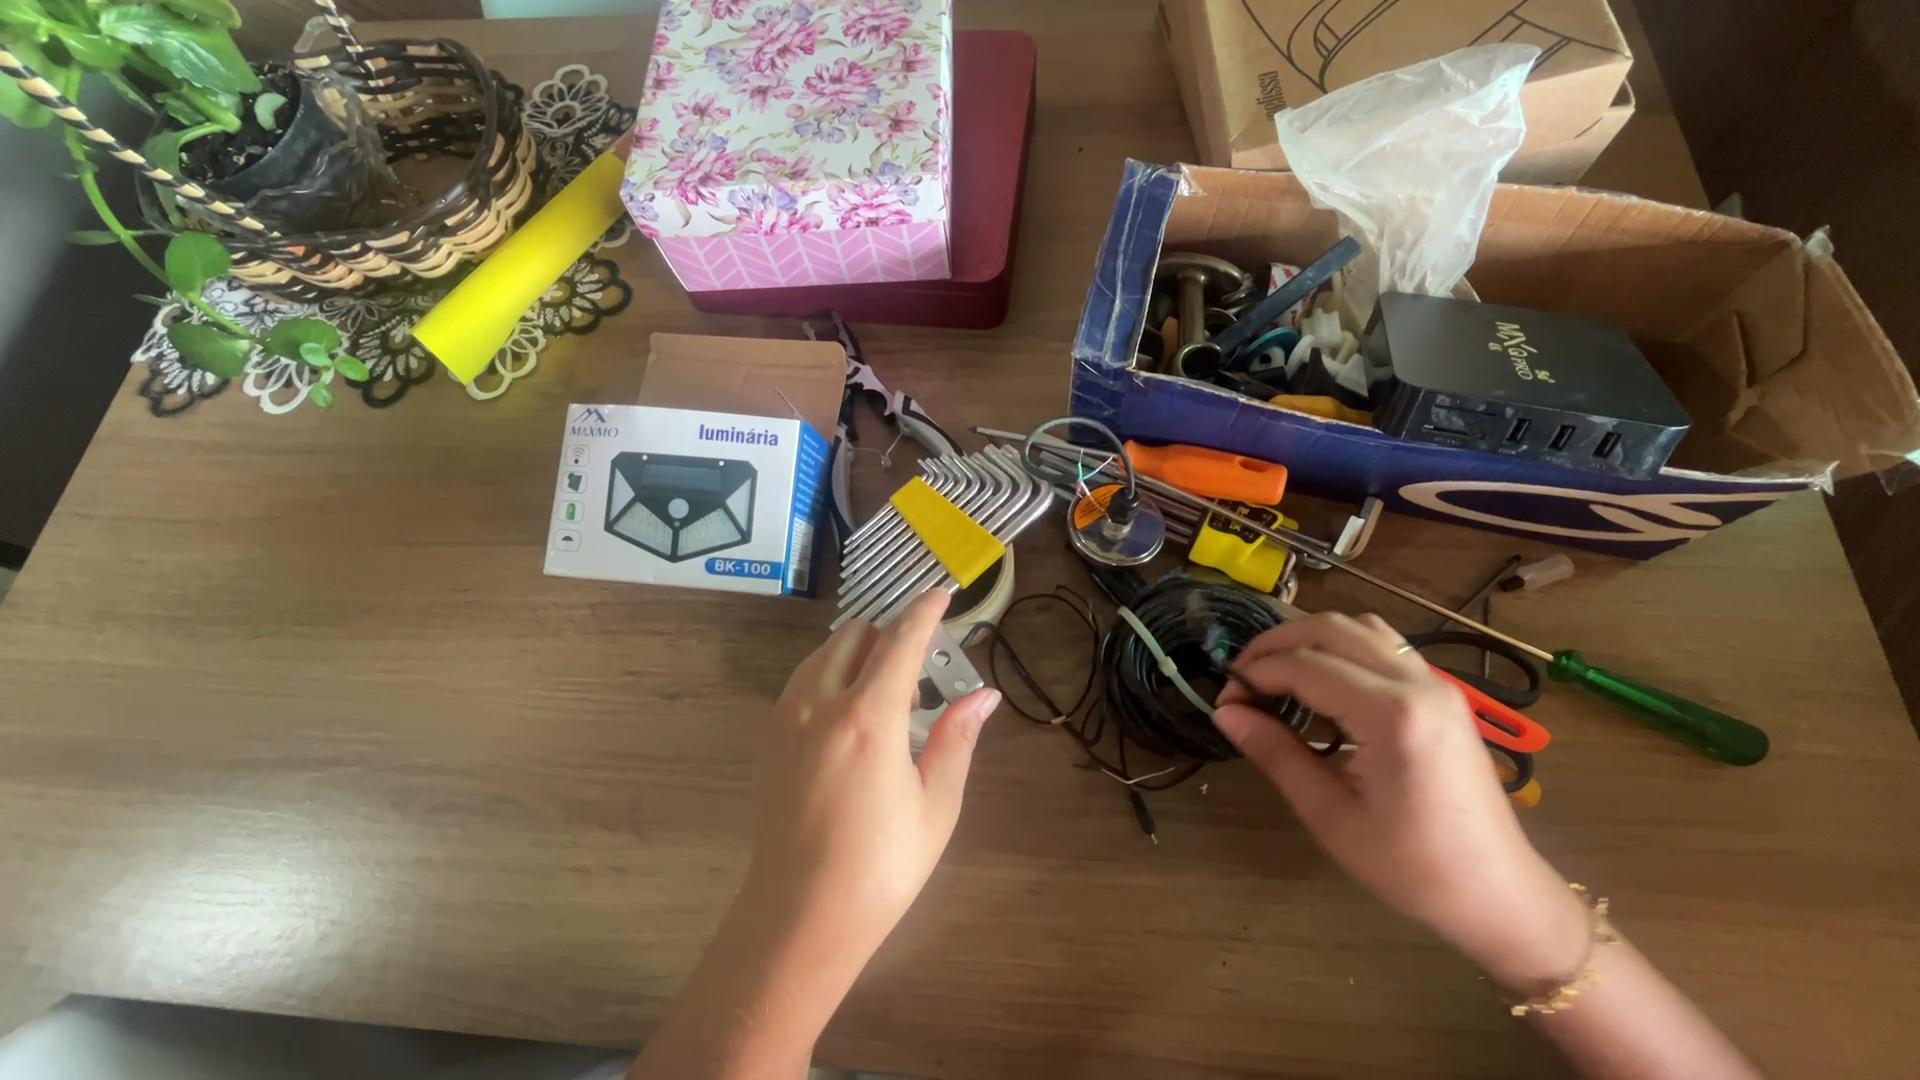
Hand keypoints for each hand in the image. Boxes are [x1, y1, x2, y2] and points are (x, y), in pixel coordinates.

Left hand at [746, 590, 1001, 954]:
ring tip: (885, 688)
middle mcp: (820, 704)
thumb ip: (957, 739)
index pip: (899, 641)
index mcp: (869, 719)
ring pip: (823, 652)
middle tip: (919, 664)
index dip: (924, 611)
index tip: (941, 593)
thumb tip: (983, 695)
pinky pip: (802, 680)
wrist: (800, 915)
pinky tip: (849, 712)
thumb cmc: (882, 866)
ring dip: (857, 650)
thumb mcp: (936, 805)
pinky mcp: (768, 737)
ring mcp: (786, 718)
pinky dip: (829, 673)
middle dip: (890, 633)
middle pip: (855, 635)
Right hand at [1213, 612, 1588, 992]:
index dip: (1255, 676)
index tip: (1225, 702)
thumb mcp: (1330, 815)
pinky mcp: (1441, 692)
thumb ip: (1276, 754)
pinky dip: (1341, 648)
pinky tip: (1320, 684)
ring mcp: (1435, 683)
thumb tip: (1225, 713)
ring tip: (1275, 674)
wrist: (1497, 891)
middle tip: (1241, 679)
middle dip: (1274, 644)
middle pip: (1330, 628)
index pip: (1304, 665)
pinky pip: (1383, 644)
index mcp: (1390, 715)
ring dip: (1309, 639)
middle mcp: (1417, 683)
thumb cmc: (1410, 866)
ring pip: (1359, 626)